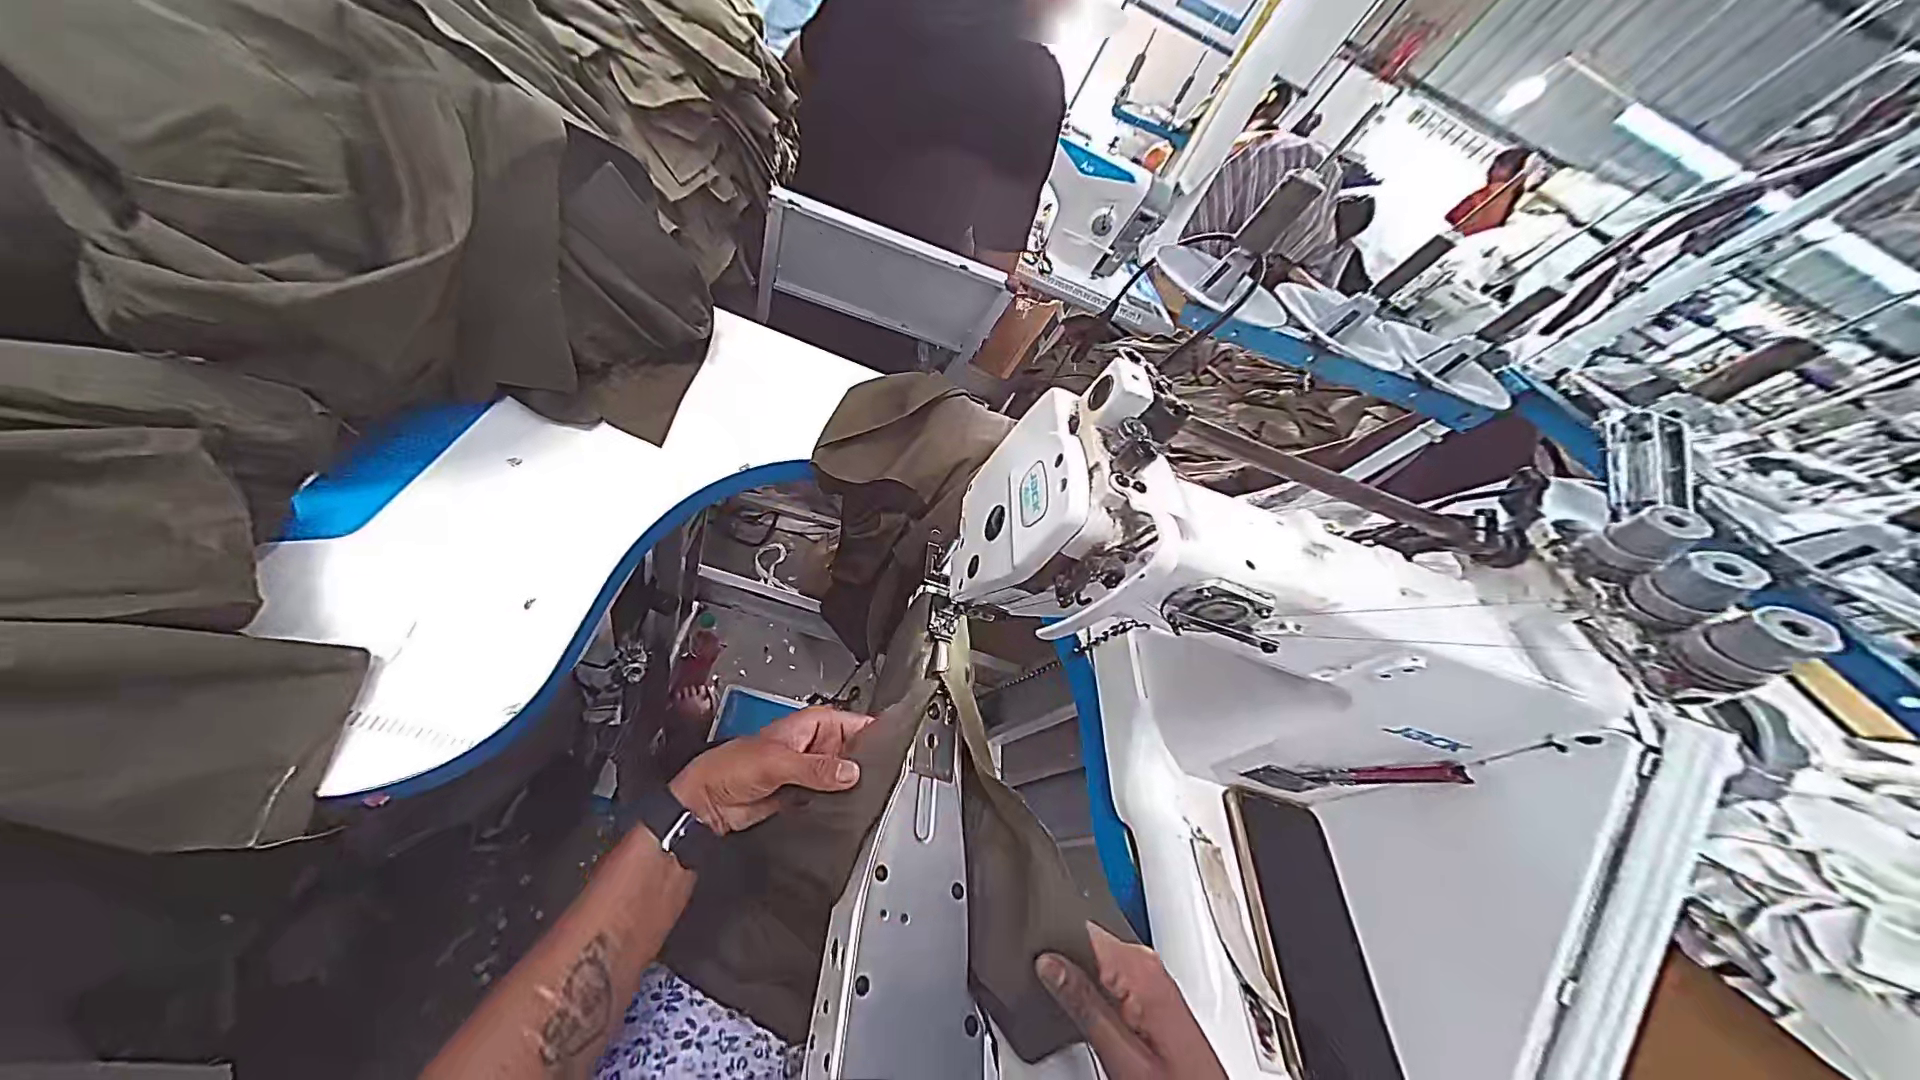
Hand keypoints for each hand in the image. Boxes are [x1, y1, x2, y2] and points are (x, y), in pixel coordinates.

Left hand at [667, 706, 871, 833]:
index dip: (872, 732)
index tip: (891, 746)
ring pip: (843, 776)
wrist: (706, 803)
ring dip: (851, 785)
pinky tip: (847, 808)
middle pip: (853, 751)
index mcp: (811, 724)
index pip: (853, 722)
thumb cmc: (729, 767)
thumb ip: (816, 767)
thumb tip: (850, 771)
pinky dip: (839, 802)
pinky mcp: (805, 795)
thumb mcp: (777, 761)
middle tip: (881, 775)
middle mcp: (814, 745)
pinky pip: (831, 797)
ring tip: (867, 793)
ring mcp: (810, 771)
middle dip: (864, 763)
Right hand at [1036, 923, 1226, 1079]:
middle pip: (1086, 940)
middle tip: (1037, 981)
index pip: (1080, 929)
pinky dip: (1089, 983)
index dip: (1050, 937)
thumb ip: (1083, 1005)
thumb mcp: (1122, 1058)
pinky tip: (1080, 1005)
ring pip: (1094, 956)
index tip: (1027, 950)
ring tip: (1057, 996)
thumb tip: (1048, 963)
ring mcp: (1149, 974)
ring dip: (1073, 971)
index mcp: (1138, 968)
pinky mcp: (1149, 989)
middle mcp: (1146, 962)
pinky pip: (1107, 970)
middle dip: (1060, 957)